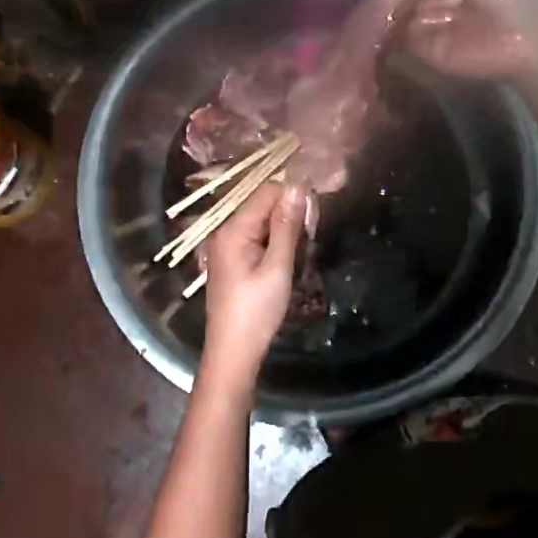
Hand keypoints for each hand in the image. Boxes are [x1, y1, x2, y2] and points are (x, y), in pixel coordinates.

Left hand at [201, 180, 306, 381]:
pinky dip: (271, 243)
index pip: (265, 191)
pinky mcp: (230, 260)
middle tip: (308, 240)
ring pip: (260, 222)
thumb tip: (296, 186)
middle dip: (288, 215)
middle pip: (261, 205)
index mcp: (232, 229)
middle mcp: (224, 231)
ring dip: (282, 231)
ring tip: (298, 255)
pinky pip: (254, 238)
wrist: (232, 351)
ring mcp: (225, 246)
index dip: (292, 198)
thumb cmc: (256, 311)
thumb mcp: (277, 267)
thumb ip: (286, 226)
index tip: (314, 218)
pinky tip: (284, 262)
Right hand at [396, 0, 537, 83]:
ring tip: (408, 4)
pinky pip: (405, 38)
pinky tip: (407, 17)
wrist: (535, 45)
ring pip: (402, 15)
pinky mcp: (429, 53)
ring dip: (402, 7)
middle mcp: (440, 7)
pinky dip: (402, 27)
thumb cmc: (516, 4)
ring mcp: (433, 30)